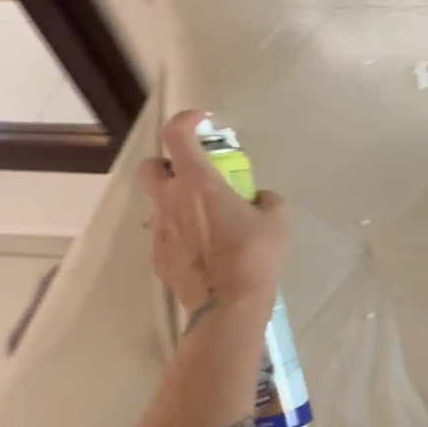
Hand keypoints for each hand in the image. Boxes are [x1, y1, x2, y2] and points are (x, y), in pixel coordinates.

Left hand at [139, 110, 289, 317]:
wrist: (228, 305)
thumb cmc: (254, 256)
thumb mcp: (276, 221)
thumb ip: (267, 200)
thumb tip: (260, 198)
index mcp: (198, 183)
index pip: (177, 135)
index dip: (186, 121)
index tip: (202, 122)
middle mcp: (170, 200)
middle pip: (150, 167)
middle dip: (167, 164)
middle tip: (192, 176)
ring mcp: (160, 230)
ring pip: (158, 204)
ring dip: (176, 203)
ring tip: (204, 221)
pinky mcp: (158, 257)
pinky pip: (165, 235)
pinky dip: (180, 234)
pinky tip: (202, 251)